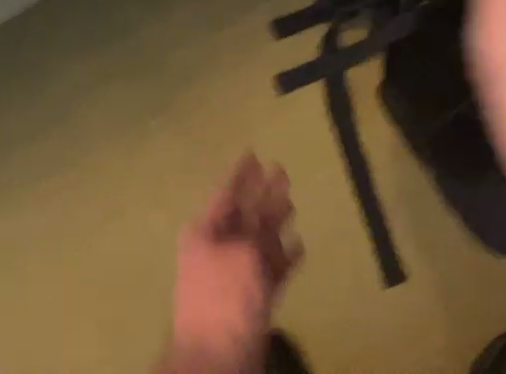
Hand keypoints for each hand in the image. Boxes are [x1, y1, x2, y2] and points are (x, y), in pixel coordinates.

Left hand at [160, 155, 302, 373]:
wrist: (215, 362)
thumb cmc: (224, 298)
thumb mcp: (244, 252)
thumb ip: (260, 223)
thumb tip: (273, 196)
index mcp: (206, 232)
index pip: (226, 192)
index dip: (241, 172)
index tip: (254, 151)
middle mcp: (218, 248)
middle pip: (245, 213)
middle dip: (263, 193)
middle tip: (282, 170)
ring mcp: (234, 275)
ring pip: (258, 239)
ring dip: (275, 222)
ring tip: (293, 203)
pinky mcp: (250, 298)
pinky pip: (270, 268)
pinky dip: (284, 257)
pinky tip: (299, 246)